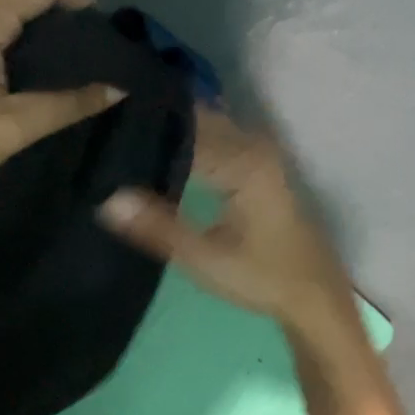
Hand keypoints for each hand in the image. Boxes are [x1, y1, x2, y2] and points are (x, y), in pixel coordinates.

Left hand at [0, 0, 125, 240]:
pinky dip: (20, 47)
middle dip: (70, 24)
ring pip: (16, 9)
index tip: (101, 51)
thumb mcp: (9, 129)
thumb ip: (67, 104)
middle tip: (90, 72)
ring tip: (66, 83)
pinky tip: (30, 84)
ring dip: (45, 39)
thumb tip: (118, 89)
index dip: (89, 4)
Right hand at [98, 107, 352, 322]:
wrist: (312, 295)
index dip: (142, 126)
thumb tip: (107, 201)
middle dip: (153, 123)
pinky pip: (213, 139)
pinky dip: (184, 143)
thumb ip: (156, 227)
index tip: (102, 127)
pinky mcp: (255, 164)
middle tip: (105, 131)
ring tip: (120, 139)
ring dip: (167, 132)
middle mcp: (252, 145)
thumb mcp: (203, 258)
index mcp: (242, 161)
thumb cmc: (261, 277)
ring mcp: (257, 152)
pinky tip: (154, 155)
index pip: (182, 128)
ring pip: (203, 126)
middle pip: (193, 119)